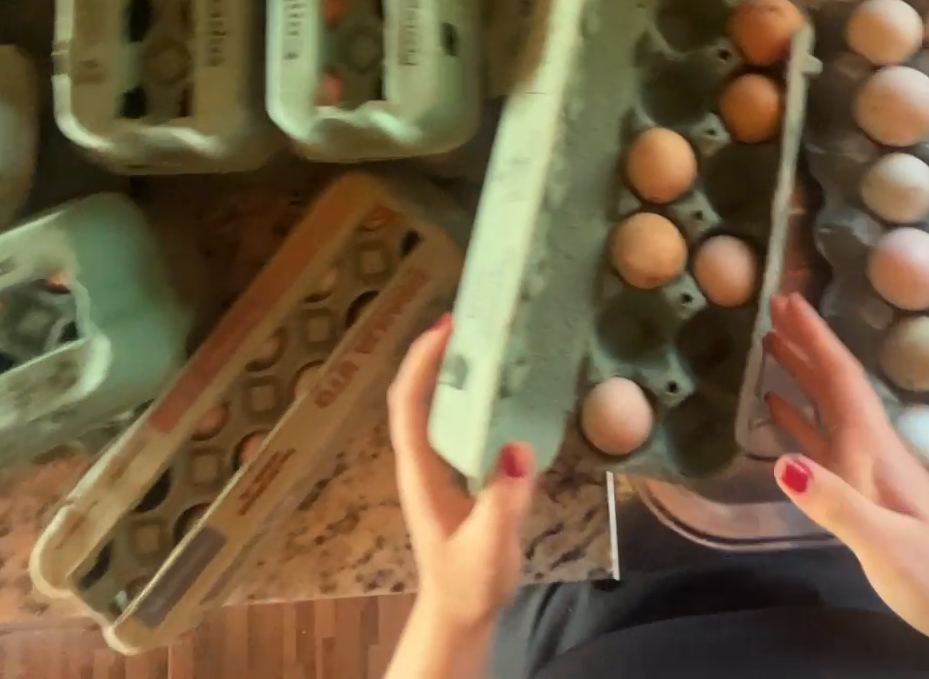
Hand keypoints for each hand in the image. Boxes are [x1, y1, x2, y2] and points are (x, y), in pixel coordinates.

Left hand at [385, 315, 537, 678]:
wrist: (462, 609)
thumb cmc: (470, 580)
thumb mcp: (489, 546)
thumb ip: (504, 503)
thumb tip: (519, 448)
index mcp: (420, 471)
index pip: (408, 406)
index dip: (420, 364)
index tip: (444, 327)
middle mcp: (423, 458)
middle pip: (416, 393)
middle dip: (433, 353)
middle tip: (468, 318)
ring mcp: (438, 462)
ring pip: (435, 402)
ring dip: (450, 366)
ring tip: (483, 336)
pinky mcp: (458, 467)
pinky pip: (458, 417)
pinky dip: (470, 390)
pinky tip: (499, 380)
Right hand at [763, 293, 928, 678]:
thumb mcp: (887, 546)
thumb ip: (836, 504)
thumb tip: (782, 462)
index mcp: (875, 448)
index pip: (841, 378)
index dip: (814, 336)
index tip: (787, 299)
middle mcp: (870, 447)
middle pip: (834, 381)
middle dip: (805, 340)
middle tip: (773, 306)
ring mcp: (867, 468)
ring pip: (828, 405)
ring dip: (801, 370)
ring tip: (769, 343)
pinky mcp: (863, 491)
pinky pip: (822, 439)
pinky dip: (798, 416)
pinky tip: (777, 409)